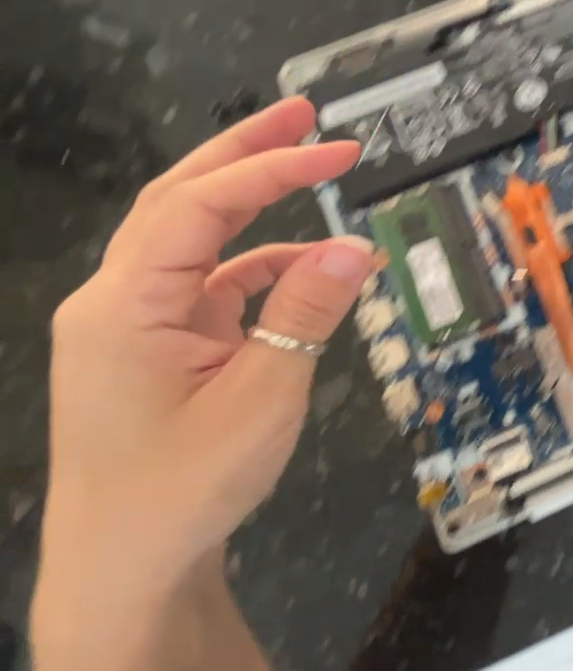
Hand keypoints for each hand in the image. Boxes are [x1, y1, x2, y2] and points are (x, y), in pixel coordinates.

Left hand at [38, 98, 372, 622]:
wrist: (129, 557)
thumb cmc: (189, 479)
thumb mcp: (265, 392)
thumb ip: (307, 311)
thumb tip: (355, 245)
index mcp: (125, 306)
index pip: (198, 208)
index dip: (271, 170)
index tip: (341, 152)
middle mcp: (119, 300)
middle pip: (177, 200)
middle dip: (241, 151)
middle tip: (304, 114)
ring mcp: (136, 320)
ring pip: (191, 234)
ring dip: (249, 194)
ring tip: (308, 163)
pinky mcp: (160, 341)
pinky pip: (212, 279)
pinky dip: (262, 258)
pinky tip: (305, 258)